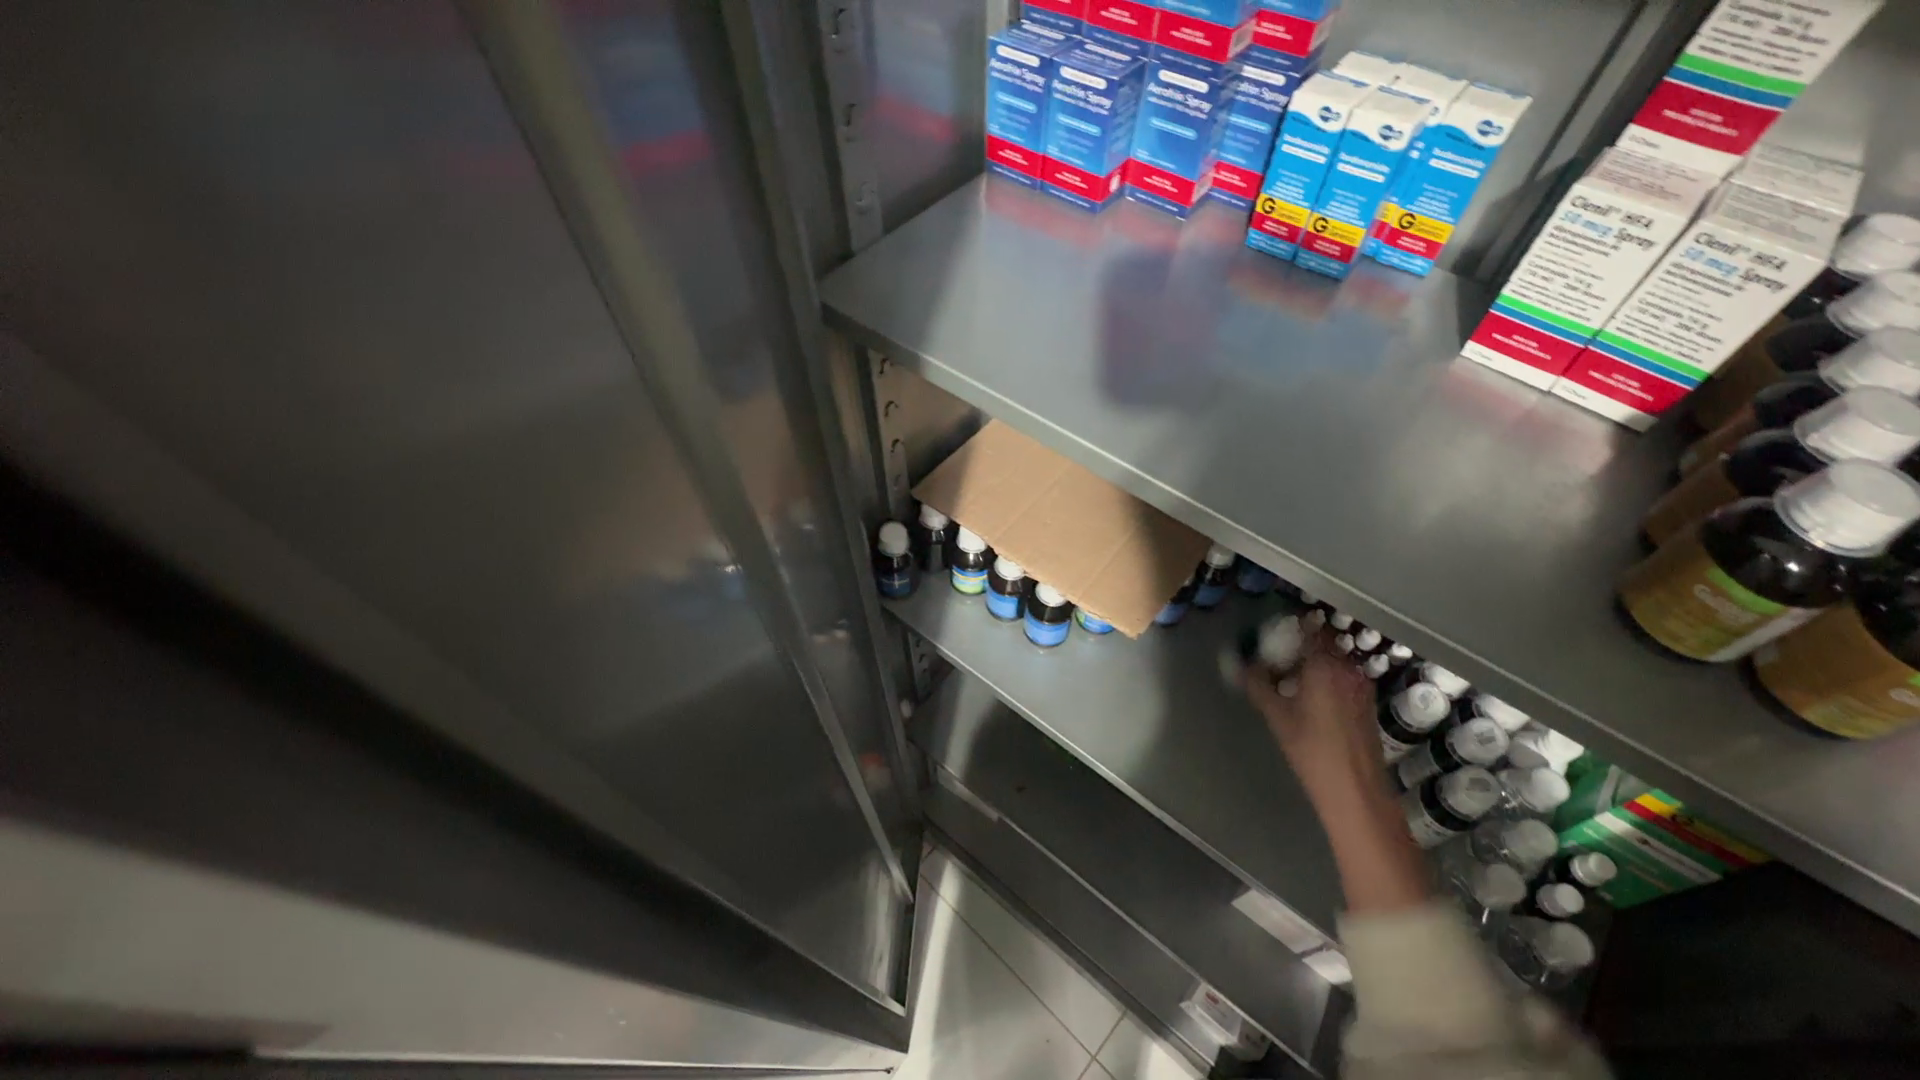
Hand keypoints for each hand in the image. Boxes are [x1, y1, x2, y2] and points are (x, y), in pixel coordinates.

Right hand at [1242, 635, 1389, 812]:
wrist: (1354, 788)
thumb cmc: (1311, 750)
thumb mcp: (1277, 716)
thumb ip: (1258, 685)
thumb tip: (1242, 666)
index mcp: (1325, 665)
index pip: (1310, 629)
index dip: (1292, 626)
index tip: (1275, 631)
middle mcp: (1348, 668)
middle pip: (1325, 642)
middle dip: (1302, 644)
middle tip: (1279, 655)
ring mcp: (1362, 684)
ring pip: (1337, 659)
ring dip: (1317, 661)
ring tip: (1293, 676)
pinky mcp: (1367, 701)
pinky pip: (1345, 675)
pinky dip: (1329, 676)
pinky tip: (1313, 695)